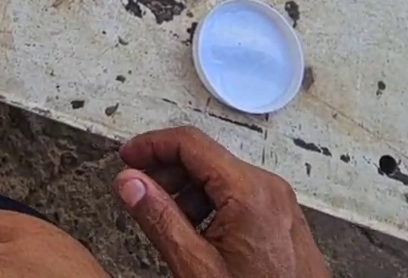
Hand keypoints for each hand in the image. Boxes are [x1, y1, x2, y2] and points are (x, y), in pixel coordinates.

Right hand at [114, 126, 329, 277]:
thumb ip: (159, 218)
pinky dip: (209, 204)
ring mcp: (279, 204)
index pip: (189, 142)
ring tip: (165, 220)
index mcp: (249, 190)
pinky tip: (195, 234)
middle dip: (166, 171)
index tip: (125, 160)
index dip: (151, 145)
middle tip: (138, 193)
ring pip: (219, 177)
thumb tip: (126, 181)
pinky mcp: (283, 221)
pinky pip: (238, 196)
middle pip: (204, 157)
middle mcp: (268, 187)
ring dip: (185, 190)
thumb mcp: (198, 269)